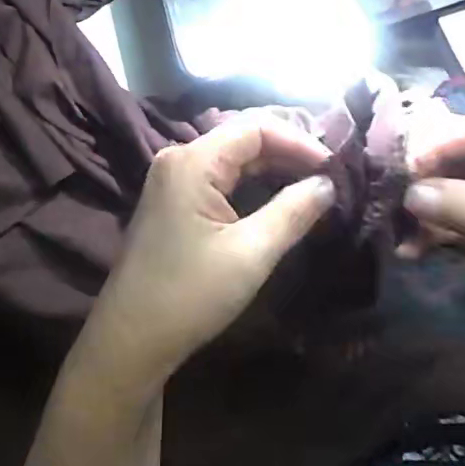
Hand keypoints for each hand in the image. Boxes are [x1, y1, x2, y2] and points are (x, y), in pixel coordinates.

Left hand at [83, 114, 334, 380]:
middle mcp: (179, 158)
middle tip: (330, 174)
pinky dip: (251, 181)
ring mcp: (172, 178)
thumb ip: (292, 212)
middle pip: (241, 137)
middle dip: (287, 151)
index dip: (297, 140)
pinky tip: (278, 195)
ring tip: (313, 182)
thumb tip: (328, 184)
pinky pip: (219, 176)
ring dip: (271, 166)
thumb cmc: (190, 294)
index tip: (334, 166)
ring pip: (231, 157)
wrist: (131, 338)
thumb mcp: (250, 254)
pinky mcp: (173, 199)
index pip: (253, 127)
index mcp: (192, 161)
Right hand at [400, 118, 464, 354]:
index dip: (436, 145)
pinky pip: (442, 223)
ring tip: (391, 227)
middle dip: (418, 176)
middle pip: (451, 158)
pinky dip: (423, 235)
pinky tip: (407, 251)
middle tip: (384, 192)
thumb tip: (410, 192)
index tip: (402, 166)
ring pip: (440, 190)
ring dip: (416, 209)